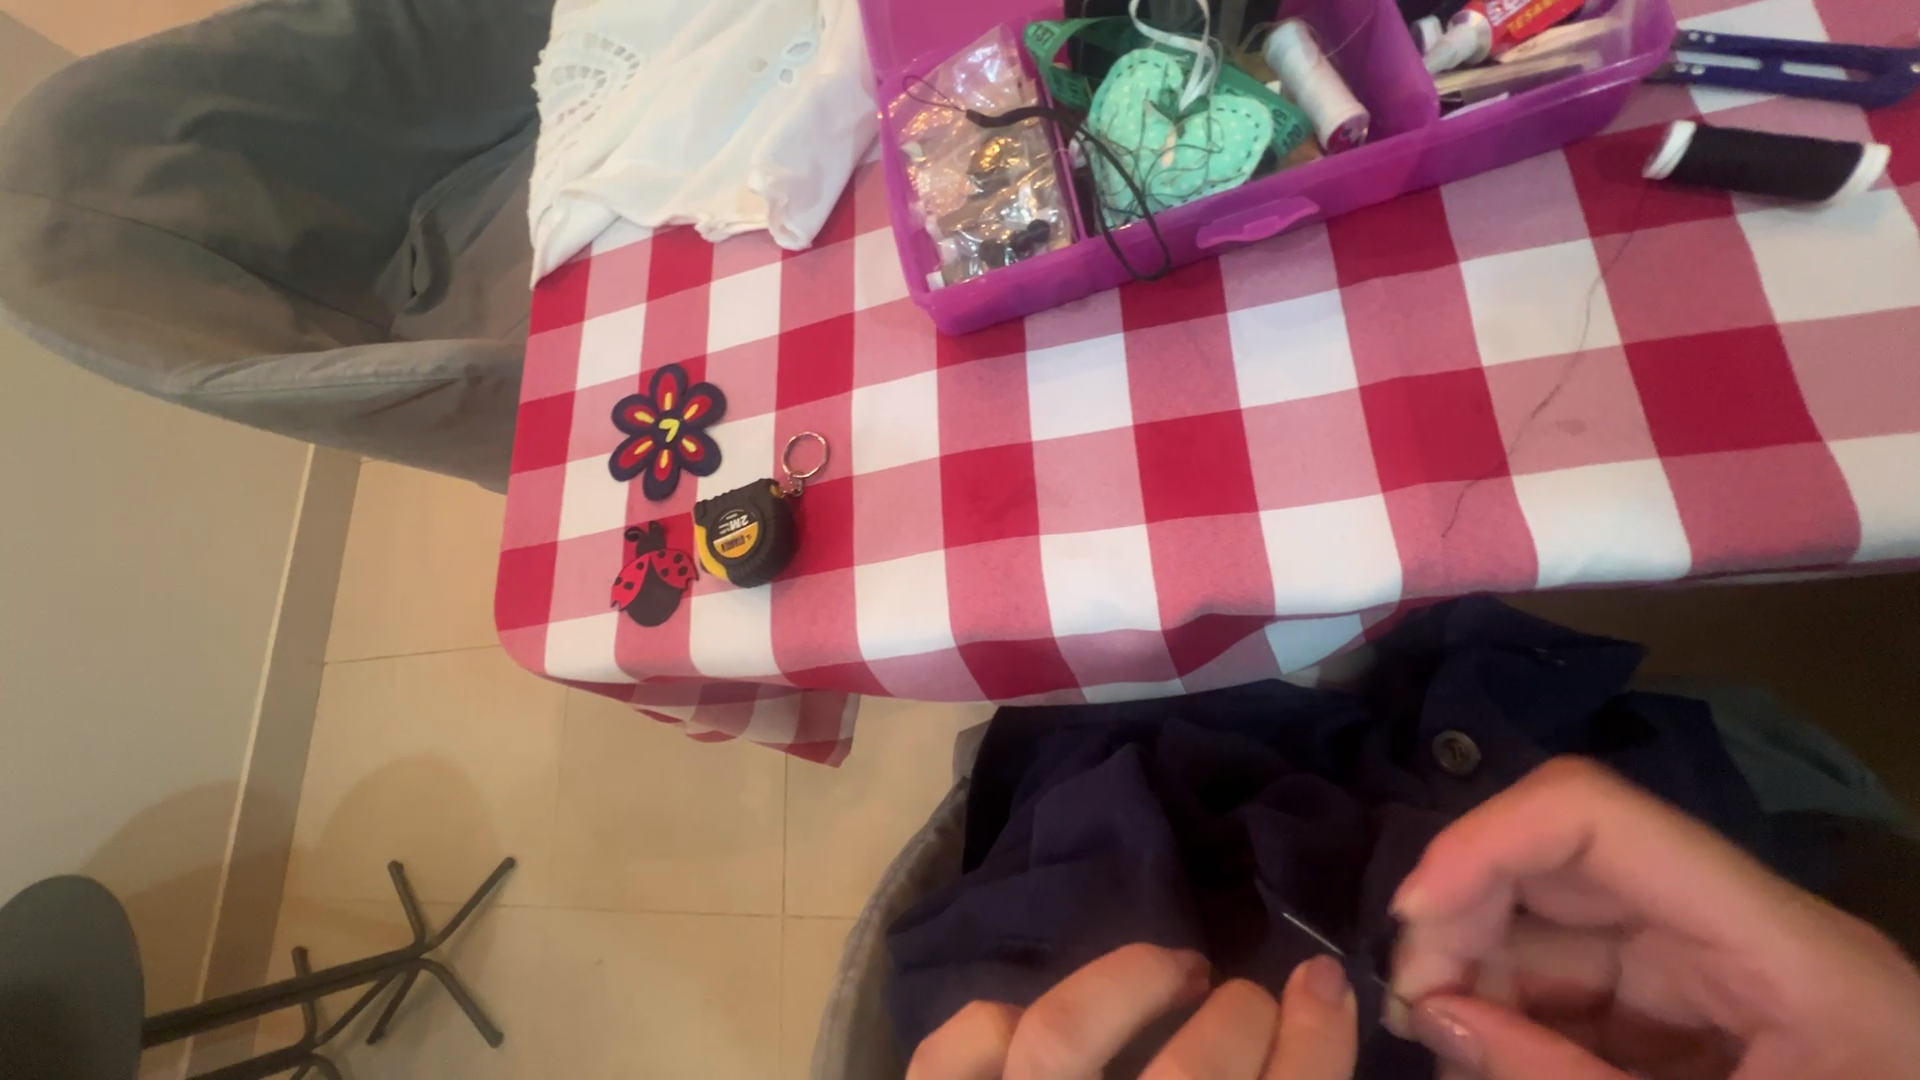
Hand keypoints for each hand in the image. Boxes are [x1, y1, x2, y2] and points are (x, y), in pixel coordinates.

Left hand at [908, 943, 1357, 1079]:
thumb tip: (1293, 1056)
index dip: (1311, 1051)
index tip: (1326, 986)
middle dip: (1239, 1023)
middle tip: (1253, 997)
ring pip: (1061, 1035)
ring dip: (1134, 980)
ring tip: (1182, 967)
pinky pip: (957, 1048)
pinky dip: (995, 1016)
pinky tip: (1043, 1019)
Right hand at [1388, 756, 1919, 1079]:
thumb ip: (1564, 1077)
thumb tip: (1425, 1013)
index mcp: (1780, 942)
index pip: (1592, 815)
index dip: (1480, 840)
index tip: (1409, 915)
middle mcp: (1728, 923)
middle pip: (1548, 862)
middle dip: (1460, 919)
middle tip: (1411, 1001)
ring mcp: (1703, 962)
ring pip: (1542, 920)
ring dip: (1472, 968)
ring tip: (1433, 1031)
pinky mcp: (1683, 1003)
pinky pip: (1564, 977)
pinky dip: (1507, 1005)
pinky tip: (1478, 1044)